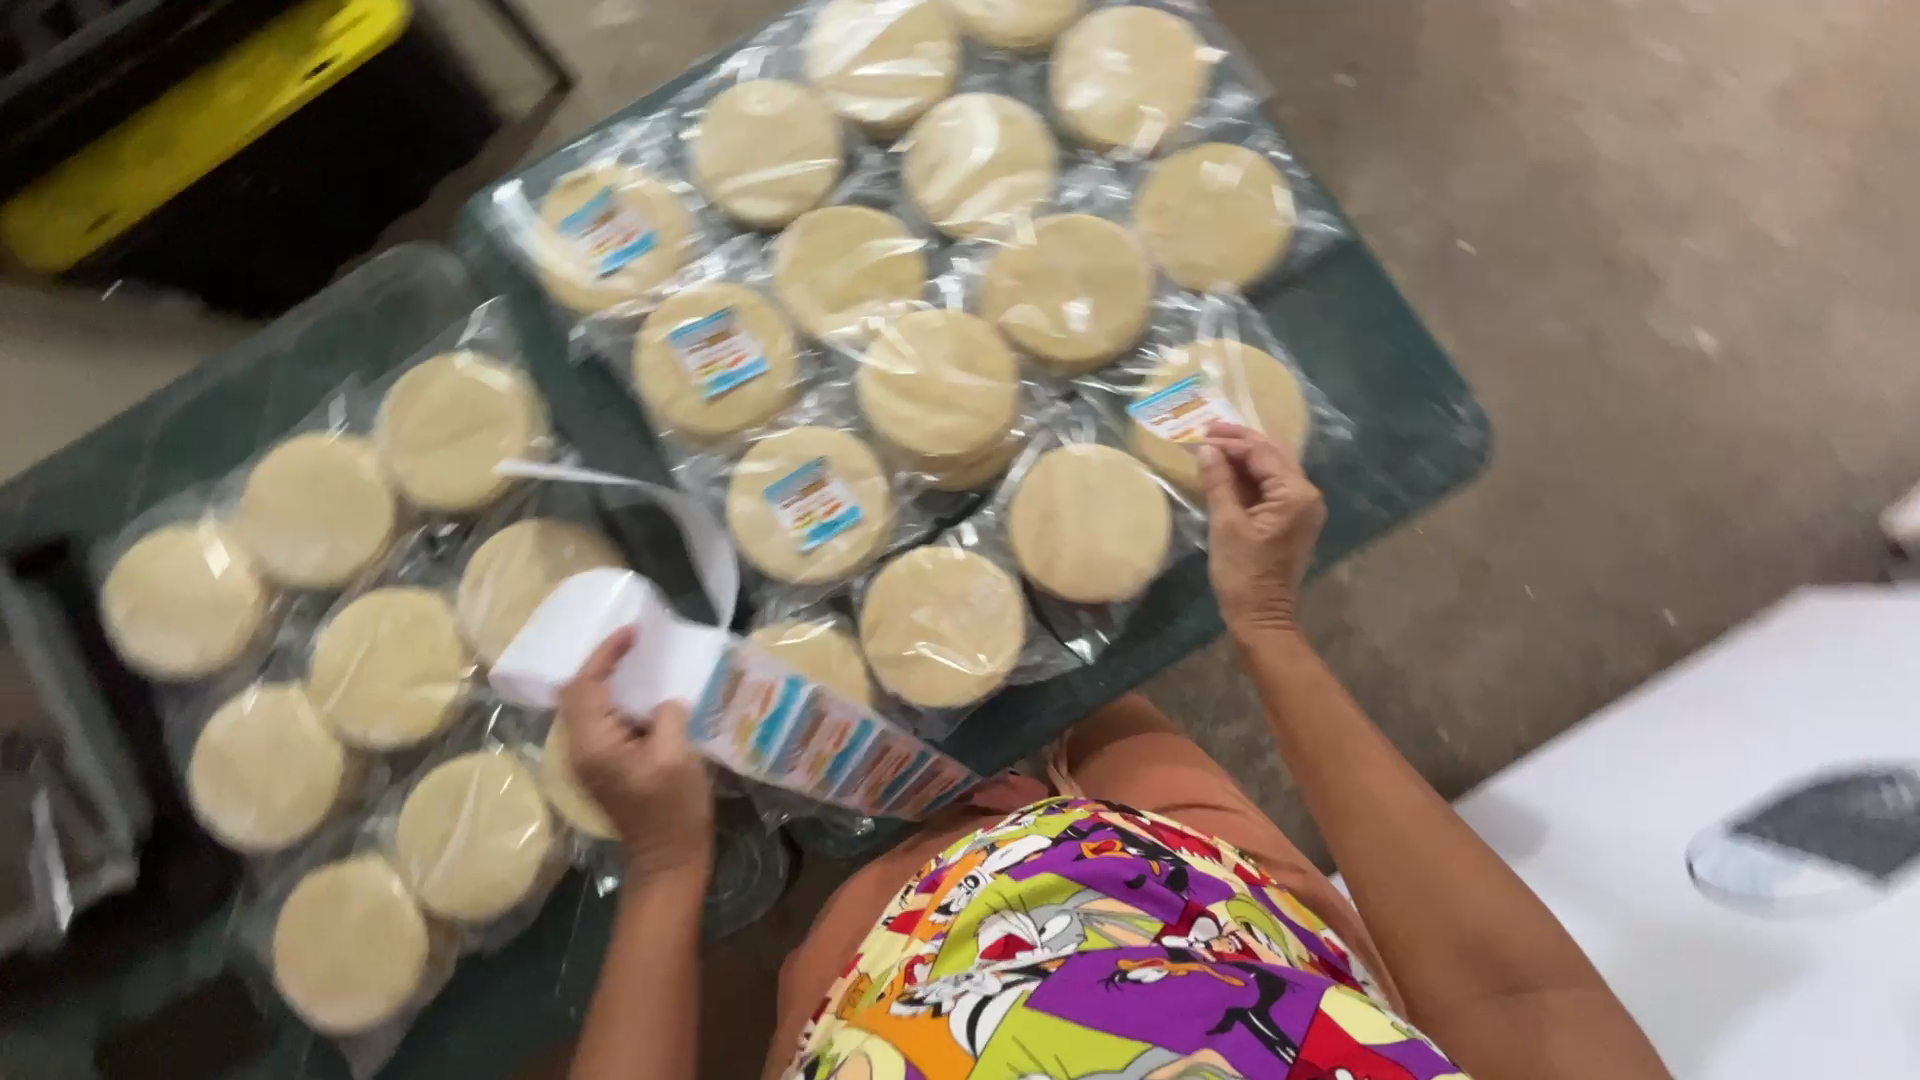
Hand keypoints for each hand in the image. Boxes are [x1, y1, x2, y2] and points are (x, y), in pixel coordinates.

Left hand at [560, 627, 714, 880]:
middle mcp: (581, 750)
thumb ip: (665, 717)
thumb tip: (662, 703)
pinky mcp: (604, 765)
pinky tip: (642, 692)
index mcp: (594, 745)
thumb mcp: (677, 756)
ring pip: (585, 706)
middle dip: (600, 662)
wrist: (669, 856)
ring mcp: (590, 760)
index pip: (585, 686)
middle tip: (633, 641)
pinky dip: (615, 698)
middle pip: (576, 693)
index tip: (632, 632)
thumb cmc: (674, 808)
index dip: (605, 654)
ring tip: (636, 658)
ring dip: (606, 679)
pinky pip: (600, 720)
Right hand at [1198, 422, 1326, 638]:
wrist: (1261, 616)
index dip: (1231, 442)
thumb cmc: (1242, 573)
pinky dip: (1250, 477)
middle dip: (1241, 442)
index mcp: (1296, 495)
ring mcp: (1302, 509)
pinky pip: (1272, 487)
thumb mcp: (1225, 524)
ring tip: (1214, 448)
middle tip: (1208, 432)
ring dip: (1245, 458)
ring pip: (1274, 469)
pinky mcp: (1292, 520)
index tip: (1201, 434)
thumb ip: (1218, 482)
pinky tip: (1227, 473)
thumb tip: (1207, 449)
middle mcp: (1307, 496)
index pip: (1262, 454)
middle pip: (1274, 455)